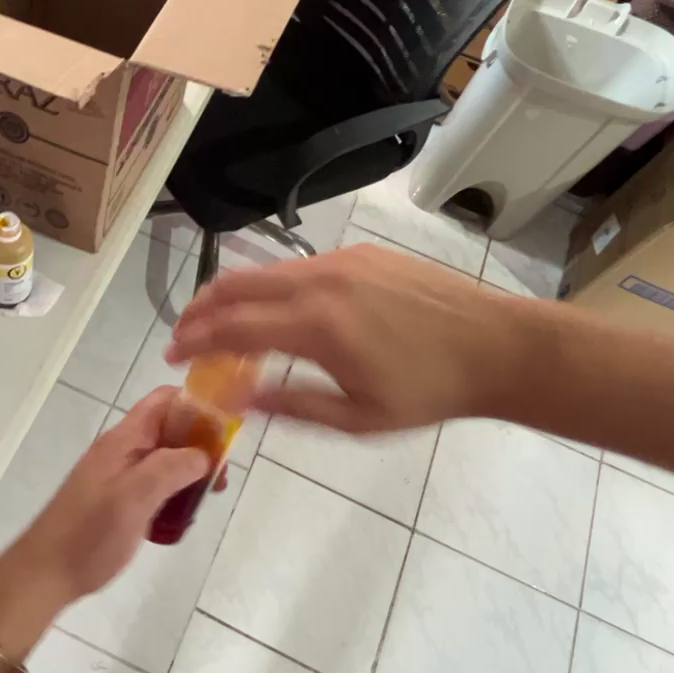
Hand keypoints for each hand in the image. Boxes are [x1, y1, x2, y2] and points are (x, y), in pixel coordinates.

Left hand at [0, 387, 211, 601]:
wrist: (47, 573)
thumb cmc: (90, 534)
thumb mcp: (135, 496)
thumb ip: (171, 467)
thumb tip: (205, 454)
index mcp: (123, 440)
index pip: (164, 401)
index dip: (197, 404)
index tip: (227, 429)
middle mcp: (122, 451)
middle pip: (169, 430)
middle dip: (200, 444)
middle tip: (221, 476)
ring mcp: (119, 477)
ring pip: (165, 460)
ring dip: (190, 472)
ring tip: (207, 498)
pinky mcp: (119, 502)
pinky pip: (156, 486)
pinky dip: (175, 494)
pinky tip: (183, 518)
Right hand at [165, 243, 548, 433]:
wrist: (502, 347)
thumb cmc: (430, 393)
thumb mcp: (357, 419)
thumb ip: (290, 405)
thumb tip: (235, 397)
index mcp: (317, 326)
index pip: (232, 326)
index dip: (194, 340)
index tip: (171, 355)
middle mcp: (321, 281)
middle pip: (237, 284)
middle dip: (201, 308)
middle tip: (184, 333)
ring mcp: (343, 260)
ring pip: (267, 271)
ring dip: (235, 295)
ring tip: (223, 323)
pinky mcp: (362, 253)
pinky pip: (300, 266)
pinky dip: (273, 287)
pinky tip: (279, 311)